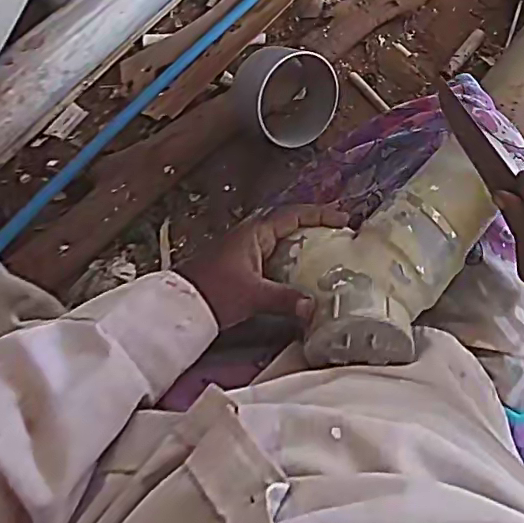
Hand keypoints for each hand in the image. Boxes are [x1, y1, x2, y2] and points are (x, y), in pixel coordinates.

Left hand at [177, 205, 349, 328]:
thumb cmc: (215, 291)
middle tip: (341, 235)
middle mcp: (253, 234)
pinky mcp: (243, 264)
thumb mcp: (253, 295)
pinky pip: (275, 254)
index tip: (344, 220)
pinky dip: (292, 258)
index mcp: (257, 231)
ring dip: (304, 244)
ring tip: (329, 253)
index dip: (321, 215)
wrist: (179, 305)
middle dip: (316, 227)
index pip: (295, 215)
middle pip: (291, 224)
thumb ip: (284, 300)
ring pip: (283, 240)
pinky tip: (302, 273)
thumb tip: (314, 308)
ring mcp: (247, 248)